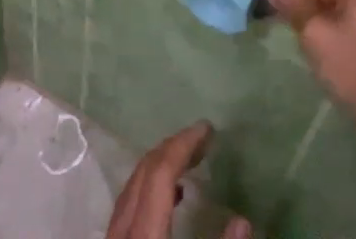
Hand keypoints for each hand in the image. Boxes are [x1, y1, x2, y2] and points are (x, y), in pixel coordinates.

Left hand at [107, 122, 251, 238]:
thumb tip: (243, 221)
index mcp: (144, 231)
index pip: (160, 172)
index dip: (183, 145)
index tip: (206, 127)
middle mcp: (122, 226)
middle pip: (144, 172)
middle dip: (173, 148)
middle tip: (202, 137)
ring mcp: (113, 233)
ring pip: (133, 185)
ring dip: (160, 165)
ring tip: (190, 158)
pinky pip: (128, 202)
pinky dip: (149, 186)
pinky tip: (171, 193)